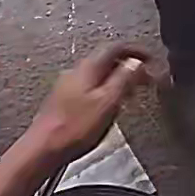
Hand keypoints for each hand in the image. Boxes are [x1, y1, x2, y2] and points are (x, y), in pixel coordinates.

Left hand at [21, 43, 158, 164]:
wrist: (44, 147)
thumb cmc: (73, 128)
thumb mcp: (108, 102)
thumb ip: (124, 79)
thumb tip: (136, 63)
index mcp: (88, 68)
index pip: (116, 47)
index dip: (136, 51)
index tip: (150, 59)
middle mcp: (76, 72)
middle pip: (106, 59)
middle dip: (128, 66)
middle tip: (144, 77)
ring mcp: (68, 85)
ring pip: (98, 74)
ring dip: (117, 80)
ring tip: (130, 93)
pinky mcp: (64, 100)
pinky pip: (89, 87)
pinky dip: (105, 91)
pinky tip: (108, 106)